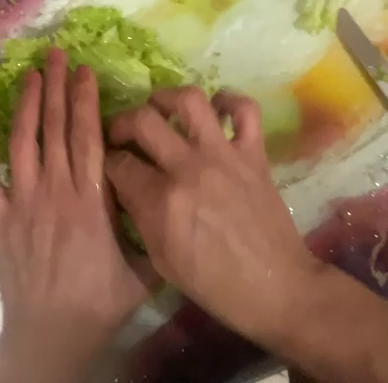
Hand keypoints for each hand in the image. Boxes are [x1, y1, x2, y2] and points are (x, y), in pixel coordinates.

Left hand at [0, 49, 152, 382]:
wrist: (50, 337)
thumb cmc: (98, 305)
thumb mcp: (141, 272)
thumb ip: (154, 234)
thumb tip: (168, 200)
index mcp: (89, 201)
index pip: (86, 137)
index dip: (85, 100)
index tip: (85, 71)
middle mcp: (54, 192)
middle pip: (54, 130)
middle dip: (56, 88)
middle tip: (55, 55)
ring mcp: (22, 203)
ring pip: (22, 144)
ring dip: (25, 106)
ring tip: (29, 75)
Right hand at [104, 88, 328, 345]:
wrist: (278, 290)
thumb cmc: (216, 285)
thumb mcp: (163, 260)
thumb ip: (140, 216)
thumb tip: (125, 184)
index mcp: (163, 203)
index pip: (119, 164)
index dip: (108, 163)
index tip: (111, 165)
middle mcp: (190, 169)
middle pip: (143, 120)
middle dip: (123, 122)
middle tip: (124, 134)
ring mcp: (224, 156)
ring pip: (190, 100)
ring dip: (168, 98)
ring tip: (161, 108)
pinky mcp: (254, 153)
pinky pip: (245, 109)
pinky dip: (230, 101)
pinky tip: (216, 111)